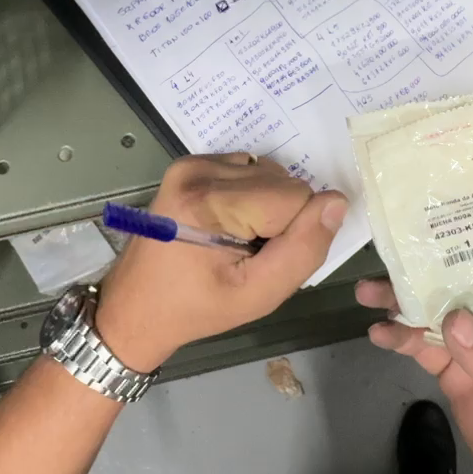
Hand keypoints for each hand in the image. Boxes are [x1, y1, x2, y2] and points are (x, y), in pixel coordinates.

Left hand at [96, 155, 347, 369]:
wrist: (135, 307)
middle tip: (248, 254)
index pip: (297, 196)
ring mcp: (190, 164)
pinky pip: (247, 168)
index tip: (261, 260)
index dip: (293, 233)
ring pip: (268, 173)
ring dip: (266, 206)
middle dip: (280, 218)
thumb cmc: (196, 308)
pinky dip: (249, 194)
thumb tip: (337, 202)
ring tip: (235, 241)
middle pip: (283, 180)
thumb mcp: (258, 295)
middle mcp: (198, 171)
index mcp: (211, 203)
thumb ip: (304, 249)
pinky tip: (227, 225)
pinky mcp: (188, 165)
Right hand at [358, 279, 472, 473]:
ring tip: (367, 294)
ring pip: (440, 322)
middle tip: (385, 267)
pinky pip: (428, 353)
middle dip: (426, 280)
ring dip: (405, 307)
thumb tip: (454, 319)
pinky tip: (379, 334)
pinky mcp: (460, 381)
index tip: (436, 235)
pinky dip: (403, 341)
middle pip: (465, 296)